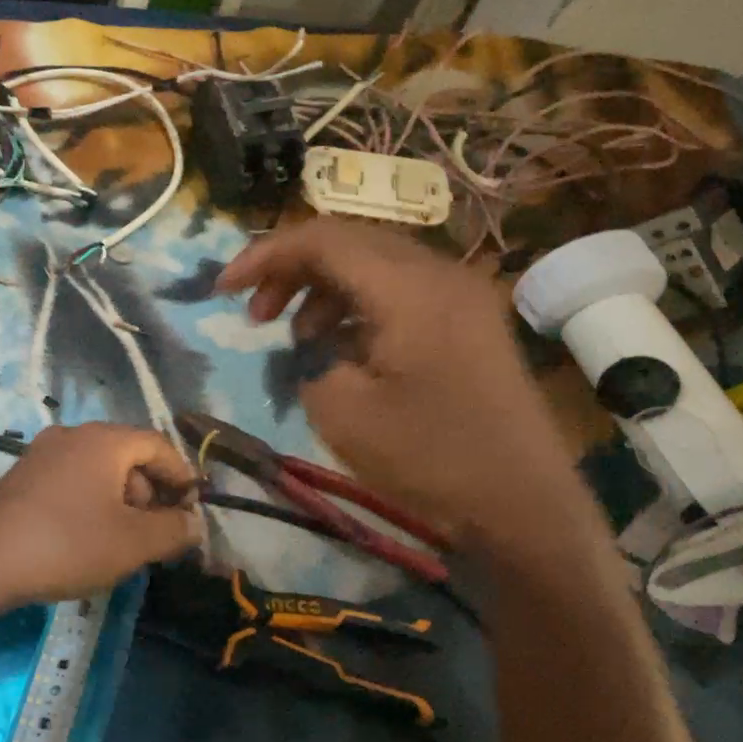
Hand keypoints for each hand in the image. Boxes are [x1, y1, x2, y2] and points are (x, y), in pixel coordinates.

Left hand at [0, 424, 201, 607]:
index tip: (191, 510)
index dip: (181, 475)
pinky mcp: (19, 478)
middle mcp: (69, 435)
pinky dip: (87, 503)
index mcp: (102, 440)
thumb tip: (193, 522)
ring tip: (120, 542)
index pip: (157, 444)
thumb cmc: (68, 545)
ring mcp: (39, 454)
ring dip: (118, 501)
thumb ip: (173, 529)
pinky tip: (83, 539)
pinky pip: (68, 481)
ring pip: (95, 470)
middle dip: (148, 492)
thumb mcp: (134, 543)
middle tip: (154, 533)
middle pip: (126, 455)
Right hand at [215, 219, 587, 542]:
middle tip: (253, 316)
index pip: (322, 240)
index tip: (221, 290)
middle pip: (348, 242)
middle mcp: (439, 274)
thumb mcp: (340, 411)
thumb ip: (307, 360)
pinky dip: (353, 308)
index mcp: (409, 288)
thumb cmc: (427, 455)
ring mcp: (459, 296)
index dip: (264, 256)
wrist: (520, 501)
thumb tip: (308, 347)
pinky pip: (397, 291)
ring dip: (319, 291)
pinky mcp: (466, 322)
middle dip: (289, 270)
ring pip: (372, 265)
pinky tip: (337, 350)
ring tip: (293, 339)